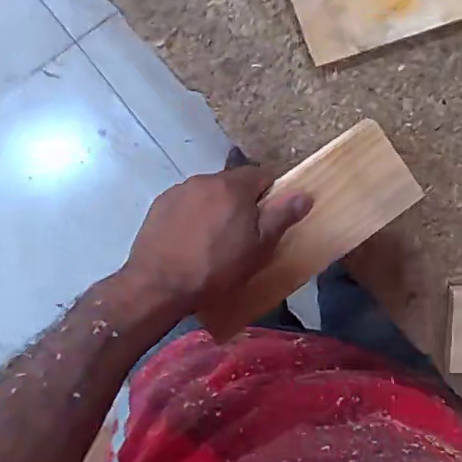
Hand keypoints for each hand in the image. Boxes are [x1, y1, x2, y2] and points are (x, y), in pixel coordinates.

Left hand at [120, 165, 311, 322]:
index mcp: (232, 186)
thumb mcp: (258, 248)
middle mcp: (205, 179)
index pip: (261, 174)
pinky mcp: (159, 205)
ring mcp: (178, 190)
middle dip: (241, 202)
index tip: (267, 218)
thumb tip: (304, 195)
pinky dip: (192, 216)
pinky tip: (189, 241)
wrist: (157, 286)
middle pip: (232, 183)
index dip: (269, 194)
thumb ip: (281, 217)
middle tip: (242, 234)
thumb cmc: (216, 269)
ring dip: (215, 208)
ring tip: (212, 240)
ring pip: (208, 193)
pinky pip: (186, 203)